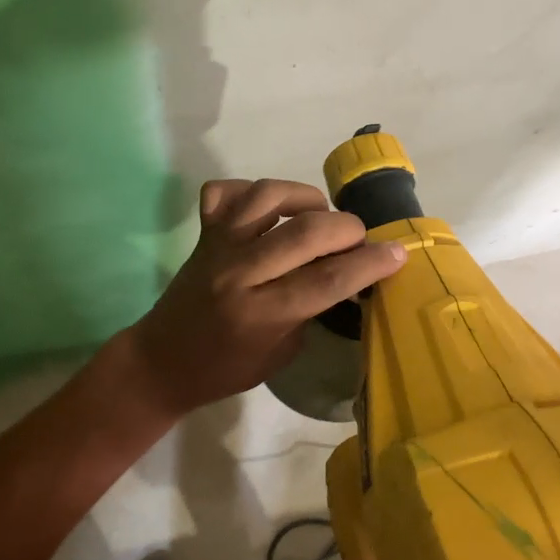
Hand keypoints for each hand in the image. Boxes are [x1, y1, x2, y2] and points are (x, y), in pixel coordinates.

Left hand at [126, 178, 406, 416]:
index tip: (398, 254)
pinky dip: (251, 191)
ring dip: (305, 198)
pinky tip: (270, 207)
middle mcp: (239, 273)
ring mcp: (218, 246)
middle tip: (359, 239)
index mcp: (261, 314)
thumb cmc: (226, 368)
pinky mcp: (203, 232)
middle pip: (305, 232)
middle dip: (346, 229)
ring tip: (319, 215)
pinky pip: (225, 192)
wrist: (162, 361)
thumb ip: (313, 311)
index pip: (327, 280)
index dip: (369, 264)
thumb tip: (346, 275)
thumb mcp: (281, 354)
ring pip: (267, 196)